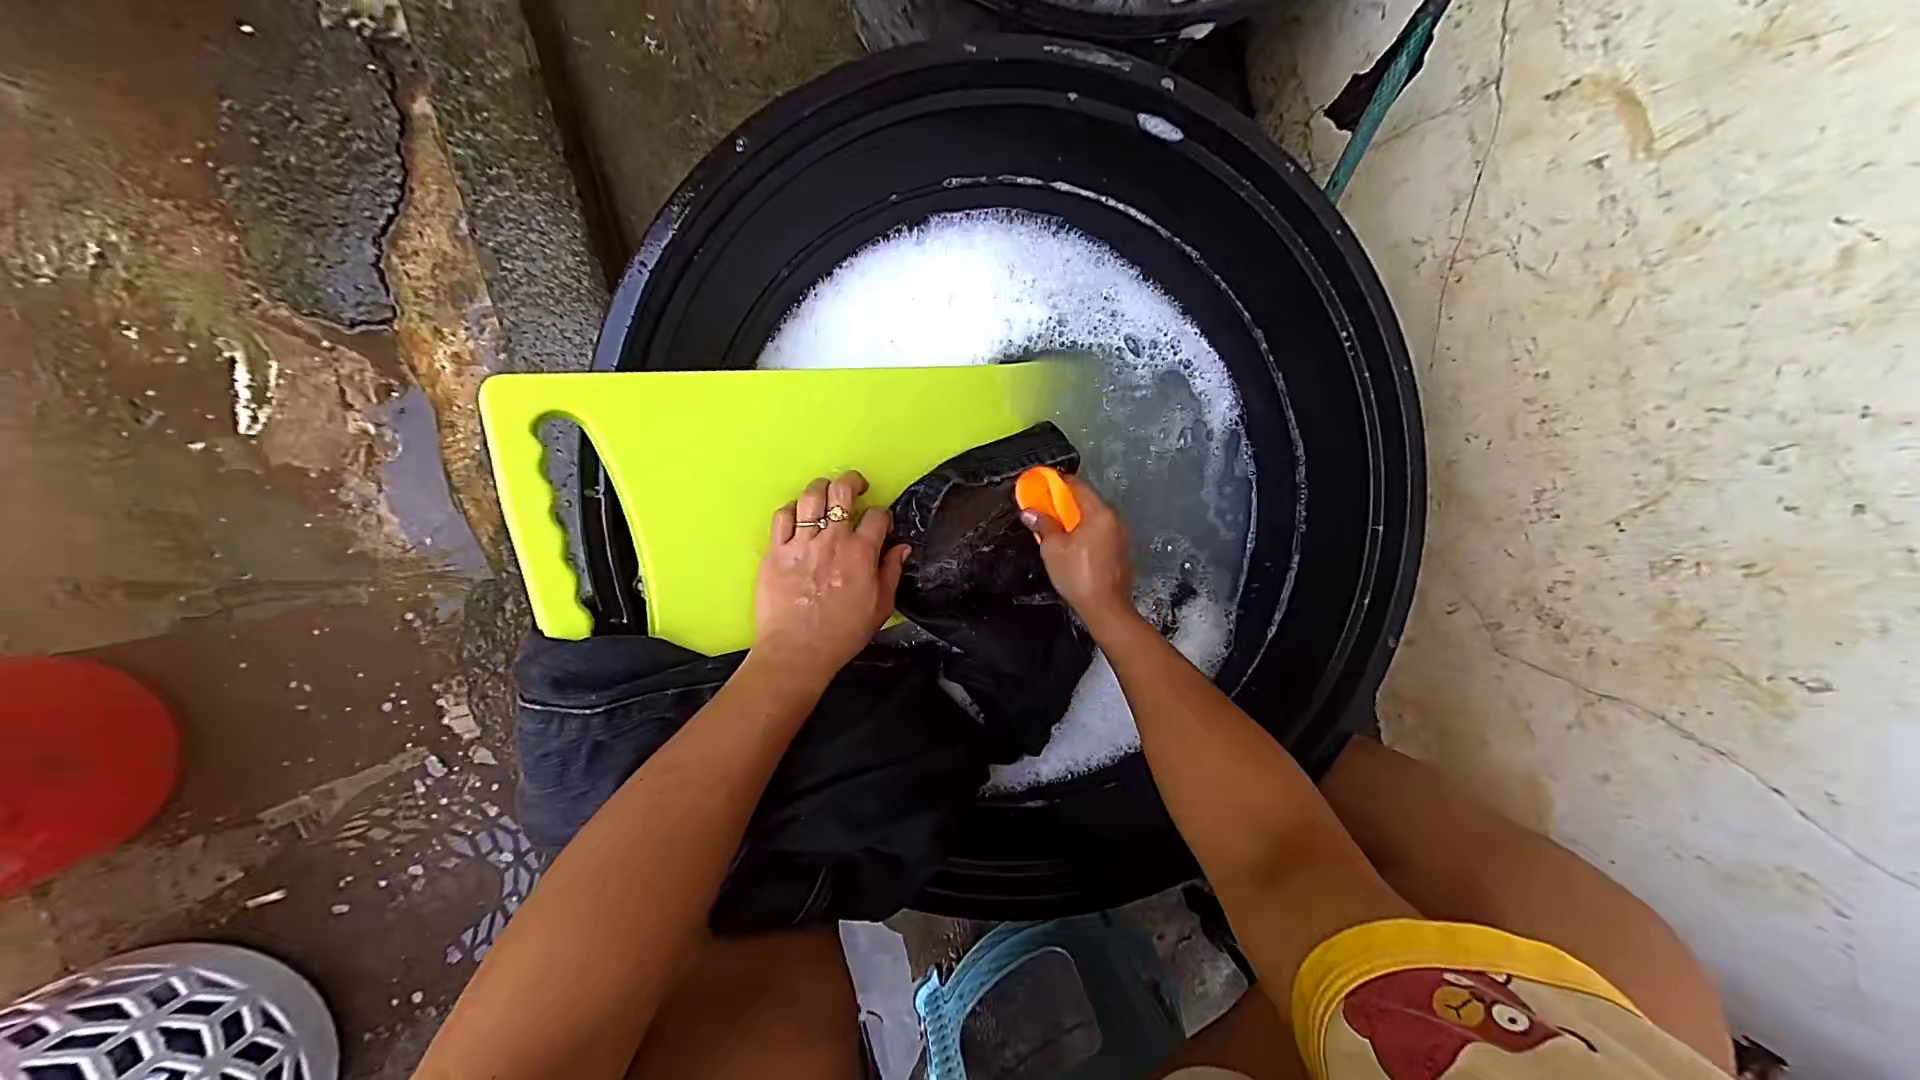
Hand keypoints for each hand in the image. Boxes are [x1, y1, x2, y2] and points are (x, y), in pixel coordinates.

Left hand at [753, 471, 908, 684]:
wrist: (797, 651)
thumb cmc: (841, 634)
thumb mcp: (880, 607)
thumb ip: (891, 572)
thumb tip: (901, 549)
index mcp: (861, 553)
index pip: (877, 515)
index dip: (882, 514)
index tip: (880, 522)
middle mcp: (831, 541)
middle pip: (841, 491)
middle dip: (852, 481)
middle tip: (855, 486)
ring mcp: (800, 544)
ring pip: (810, 496)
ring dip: (821, 488)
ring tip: (826, 494)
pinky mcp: (775, 552)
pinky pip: (781, 516)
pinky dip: (791, 509)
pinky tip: (798, 515)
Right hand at [1021, 476, 1138, 634]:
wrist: (1106, 608)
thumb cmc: (1081, 578)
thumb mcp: (1052, 548)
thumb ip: (1043, 525)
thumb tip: (1030, 513)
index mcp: (1099, 513)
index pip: (1077, 485)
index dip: (1056, 483)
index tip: (1041, 484)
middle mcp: (1114, 520)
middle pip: (1086, 500)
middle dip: (1063, 504)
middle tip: (1043, 510)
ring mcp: (1120, 535)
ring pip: (1093, 517)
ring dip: (1074, 519)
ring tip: (1054, 530)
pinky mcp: (1120, 550)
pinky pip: (1100, 532)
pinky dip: (1085, 532)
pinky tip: (1071, 546)